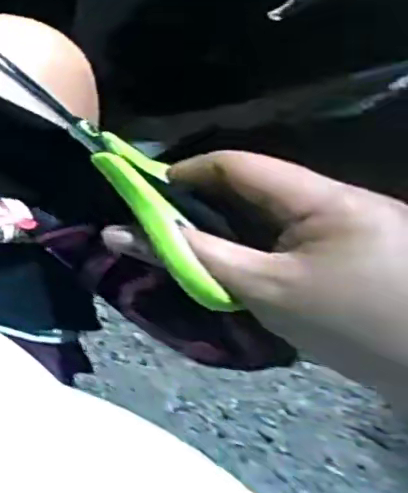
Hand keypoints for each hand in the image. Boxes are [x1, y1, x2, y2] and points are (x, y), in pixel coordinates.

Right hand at [104, 151, 407, 399]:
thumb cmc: (360, 327)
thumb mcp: (261, 290)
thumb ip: (183, 254)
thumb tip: (112, 233)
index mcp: (330, 200)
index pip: (234, 164)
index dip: (180, 175)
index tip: (143, 202)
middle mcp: (352, 204)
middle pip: (253, 188)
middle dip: (201, 207)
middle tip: (165, 232)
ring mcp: (372, 231)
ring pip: (273, 214)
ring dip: (232, 230)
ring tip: (206, 255)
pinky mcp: (380, 257)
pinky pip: (301, 235)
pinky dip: (264, 246)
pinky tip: (254, 272)